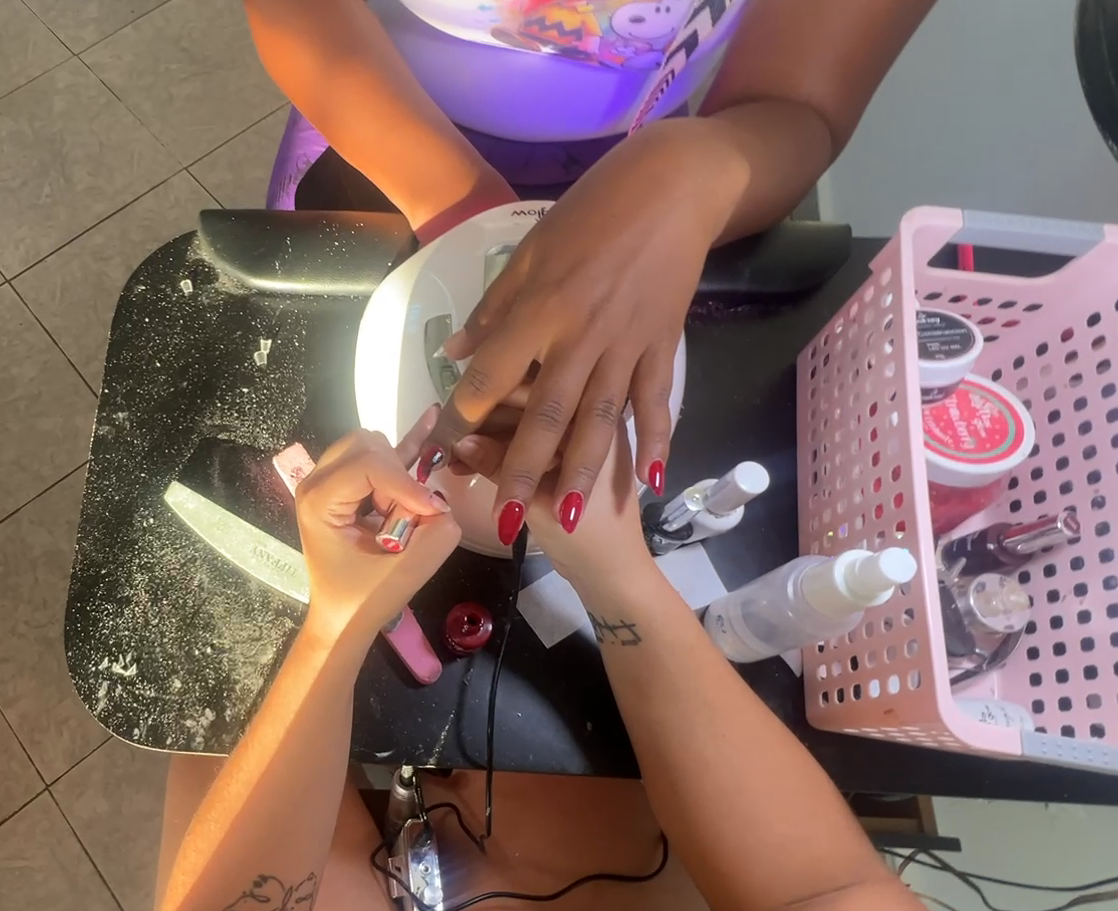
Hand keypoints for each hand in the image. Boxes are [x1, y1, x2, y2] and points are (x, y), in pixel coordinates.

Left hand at [297, 411, 459, 637]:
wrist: (342, 620)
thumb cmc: (364, 600)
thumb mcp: (406, 571)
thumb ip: (436, 534)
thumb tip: (441, 504)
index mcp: (318, 500)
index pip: (369, 465)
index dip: (405, 485)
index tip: (432, 512)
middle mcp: (316, 482)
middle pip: (367, 445)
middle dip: (396, 477)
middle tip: (404, 517)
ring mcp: (329, 481)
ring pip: (374, 448)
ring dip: (396, 477)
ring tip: (397, 516)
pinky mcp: (349, 486)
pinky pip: (379, 456)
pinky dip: (404, 446)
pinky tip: (431, 420)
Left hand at [421, 119, 749, 542]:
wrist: (674, 186)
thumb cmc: (590, 213)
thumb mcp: (529, 252)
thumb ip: (492, 311)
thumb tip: (454, 355)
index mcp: (539, 311)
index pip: (491, 378)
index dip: (464, 416)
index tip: (443, 449)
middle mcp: (580, 338)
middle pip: (545, 415)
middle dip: (523, 470)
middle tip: (505, 518)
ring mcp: (626, 347)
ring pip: (599, 420)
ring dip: (581, 471)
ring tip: (564, 516)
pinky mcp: (663, 347)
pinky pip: (656, 402)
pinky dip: (656, 442)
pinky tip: (653, 482)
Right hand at [452, 423, 650, 591]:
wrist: (615, 572)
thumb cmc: (587, 538)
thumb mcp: (536, 502)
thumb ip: (500, 468)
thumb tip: (458, 442)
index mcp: (591, 418)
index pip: (531, 393)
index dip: (487, 407)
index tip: (451, 424)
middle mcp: (587, 415)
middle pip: (524, 406)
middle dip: (482, 425)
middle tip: (447, 446)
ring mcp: (577, 434)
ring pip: (522, 425)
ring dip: (487, 440)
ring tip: (455, 460)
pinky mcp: (566, 454)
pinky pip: (530, 442)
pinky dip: (501, 452)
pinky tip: (471, 463)